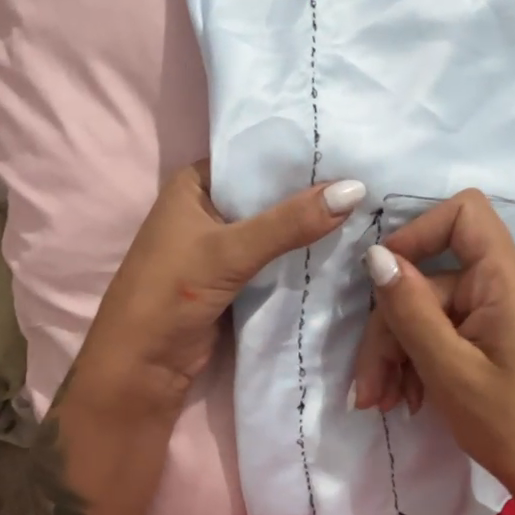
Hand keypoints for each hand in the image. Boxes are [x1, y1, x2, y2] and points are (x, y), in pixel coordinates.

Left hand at [79, 160, 363, 409]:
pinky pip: (275, 259)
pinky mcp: (234, 279)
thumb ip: (289, 223)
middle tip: (371, 178)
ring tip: (368, 208)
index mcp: (194, 184)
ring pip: (275, 229)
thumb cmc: (170, 294)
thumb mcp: (230, 251)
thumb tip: (354, 190)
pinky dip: (301, 257)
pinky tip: (342, 247)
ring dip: (310, 226)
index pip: (254, 157)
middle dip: (312, 192)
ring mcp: (221, 246)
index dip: (298, 154)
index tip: (351, 147)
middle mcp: (207, 208)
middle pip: (268, 194)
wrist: (142, 367)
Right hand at [350, 189, 514, 501]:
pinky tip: (400, 400)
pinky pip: (433, 332)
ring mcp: (487, 312)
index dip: (419, 232)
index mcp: (503, 280)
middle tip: (368, 387)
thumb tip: (375, 256)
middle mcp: (497, 286)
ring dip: (392, 353)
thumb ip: (410, 309)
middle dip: (389, 328)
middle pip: (426, 277)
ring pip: (421, 310)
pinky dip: (411, 362)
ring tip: (378, 402)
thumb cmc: (504, 422)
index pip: (464, 213)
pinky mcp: (479, 337)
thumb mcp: (447, 368)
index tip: (385, 277)